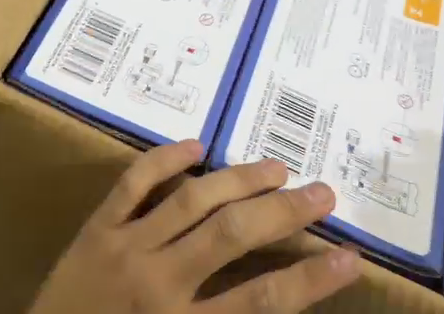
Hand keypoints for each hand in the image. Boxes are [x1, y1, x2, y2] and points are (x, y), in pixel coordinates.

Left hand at [27, 139, 362, 313]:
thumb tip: (270, 303)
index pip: (262, 304)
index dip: (310, 280)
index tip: (348, 256)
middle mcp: (160, 282)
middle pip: (233, 236)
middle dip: (283, 212)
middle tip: (323, 192)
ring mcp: (125, 248)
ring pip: (191, 200)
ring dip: (238, 180)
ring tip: (276, 167)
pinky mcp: (95, 229)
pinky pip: (133, 184)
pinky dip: (164, 159)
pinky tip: (196, 145)